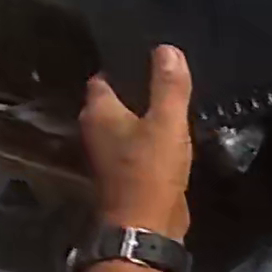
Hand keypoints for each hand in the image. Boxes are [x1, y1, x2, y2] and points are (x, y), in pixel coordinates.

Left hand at [81, 45, 192, 240]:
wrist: (147, 223)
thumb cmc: (151, 170)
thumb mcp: (167, 124)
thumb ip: (169, 88)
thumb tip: (168, 49)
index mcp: (99, 112)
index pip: (105, 78)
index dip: (125, 67)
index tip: (149, 60)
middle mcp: (96, 129)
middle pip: (115, 101)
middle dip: (137, 91)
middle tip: (168, 81)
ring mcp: (110, 153)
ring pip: (128, 124)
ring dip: (146, 117)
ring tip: (175, 106)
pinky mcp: (128, 172)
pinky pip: (139, 145)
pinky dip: (153, 138)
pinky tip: (175, 137)